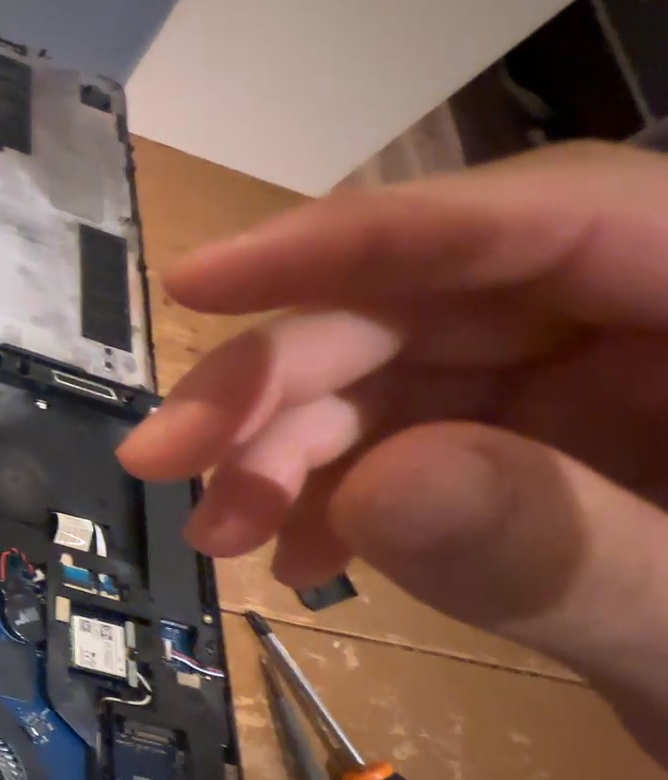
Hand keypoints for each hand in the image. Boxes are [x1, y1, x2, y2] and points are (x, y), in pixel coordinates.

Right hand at [117, 142, 667, 758]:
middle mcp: (645, 320)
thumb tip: (373, 485)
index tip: (196, 282)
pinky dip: (322, 496)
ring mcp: (583, 384)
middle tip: (159, 459)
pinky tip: (295, 557)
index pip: (542, 223)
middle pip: (421, 309)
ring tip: (217, 535)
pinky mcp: (527, 440)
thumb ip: (566, 556)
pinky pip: (392, 441)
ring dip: (277, 455)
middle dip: (276, 387)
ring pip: (381, 378)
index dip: (358, 241)